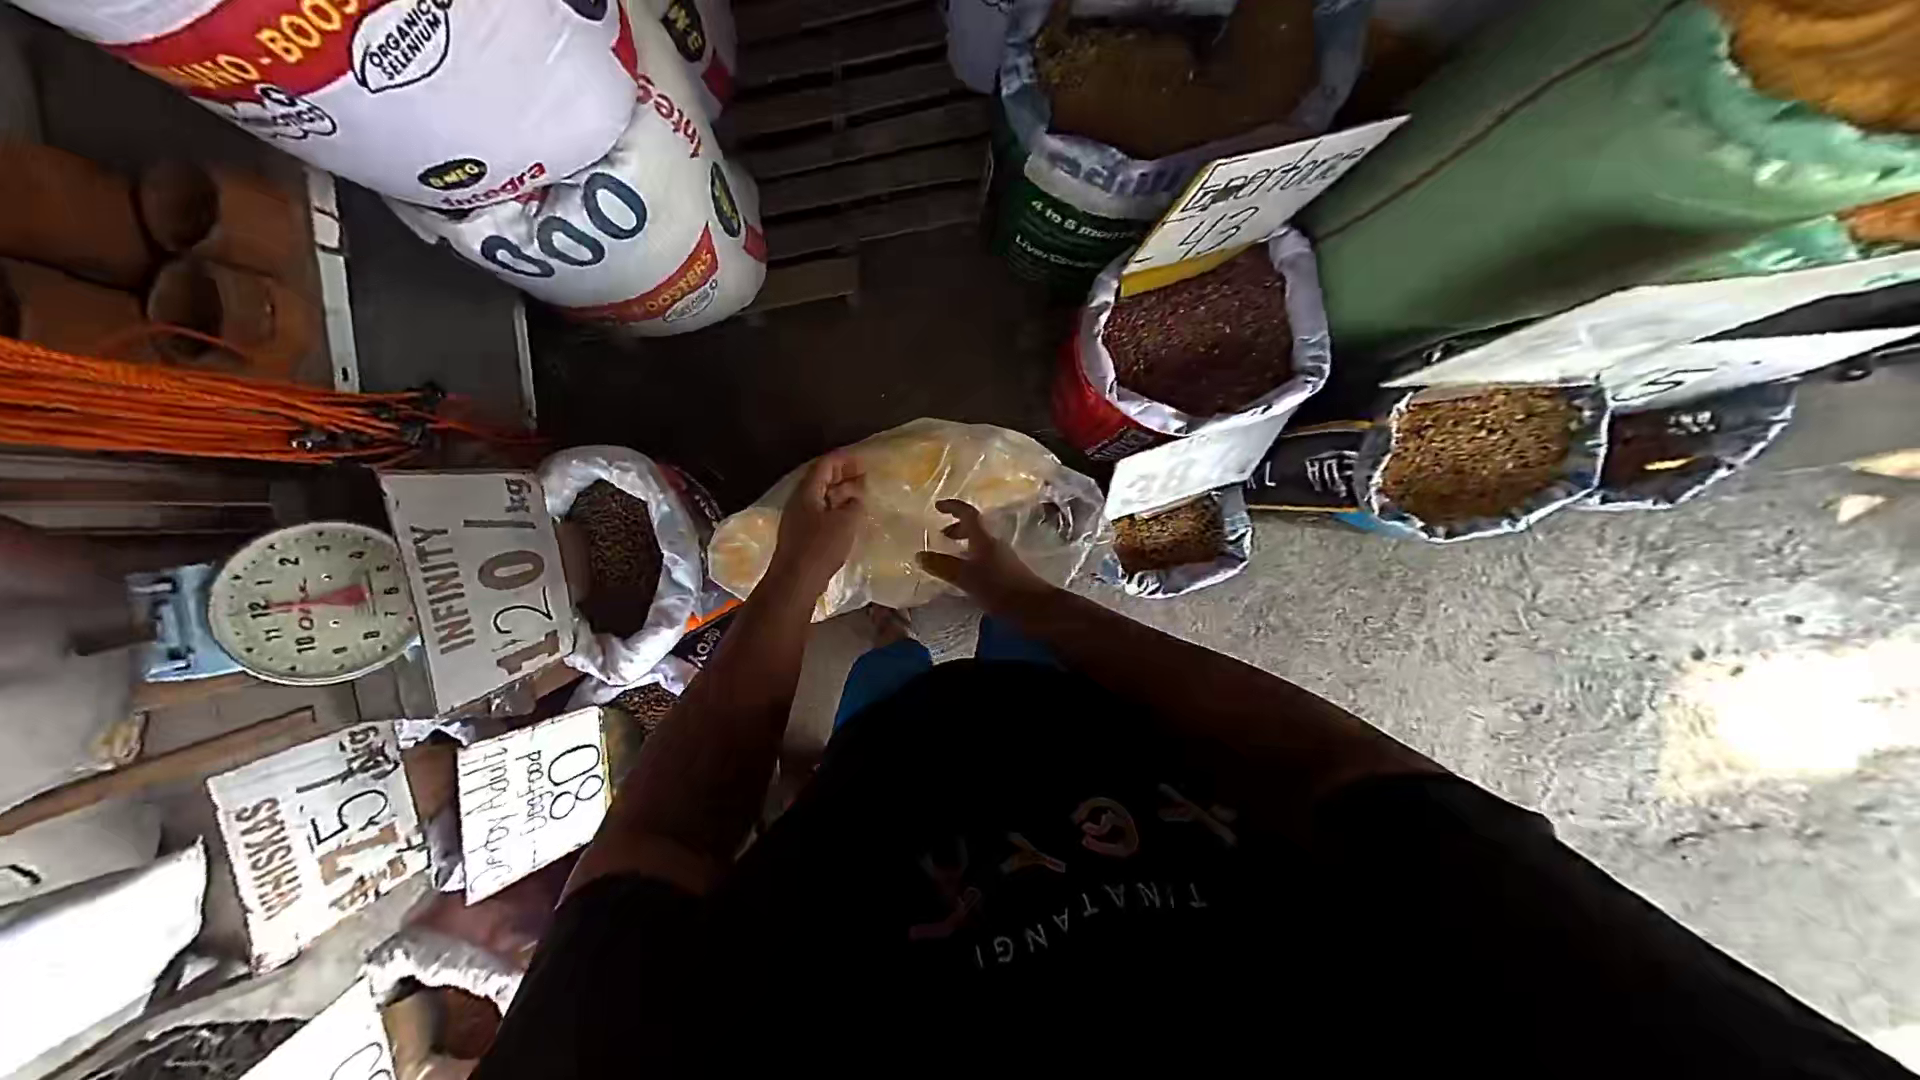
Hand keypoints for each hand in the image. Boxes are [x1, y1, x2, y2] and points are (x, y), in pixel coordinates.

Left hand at [768, 452, 864, 593]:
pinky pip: (819, 511)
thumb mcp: (845, 522)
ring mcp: (798, 517)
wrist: (796, 580)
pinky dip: (835, 508)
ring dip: (840, 493)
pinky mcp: (801, 533)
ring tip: (860, 496)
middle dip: (843, 475)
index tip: (862, 461)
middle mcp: (800, 500)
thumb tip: (856, 498)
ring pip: (820, 496)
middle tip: (864, 476)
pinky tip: (847, 517)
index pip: (825, 465)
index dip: (844, 460)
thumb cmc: (821, 547)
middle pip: (821, 479)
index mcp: (807, 492)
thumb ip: (854, 504)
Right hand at [917, 499, 1055, 614]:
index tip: (937, 506)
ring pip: (979, 543)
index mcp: (984, 538)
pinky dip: (971, 559)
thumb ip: (943, 566)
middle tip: (941, 536)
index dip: (952, 507)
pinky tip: (965, 575)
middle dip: (957, 528)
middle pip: (975, 527)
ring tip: (949, 557)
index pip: (968, 513)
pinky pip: (984, 558)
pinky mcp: (1007, 573)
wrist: (1035, 608)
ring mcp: (1002, 558)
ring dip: (964, 544)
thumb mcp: (966, 577)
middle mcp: (994, 544)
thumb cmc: (1000, 588)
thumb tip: (919, 554)